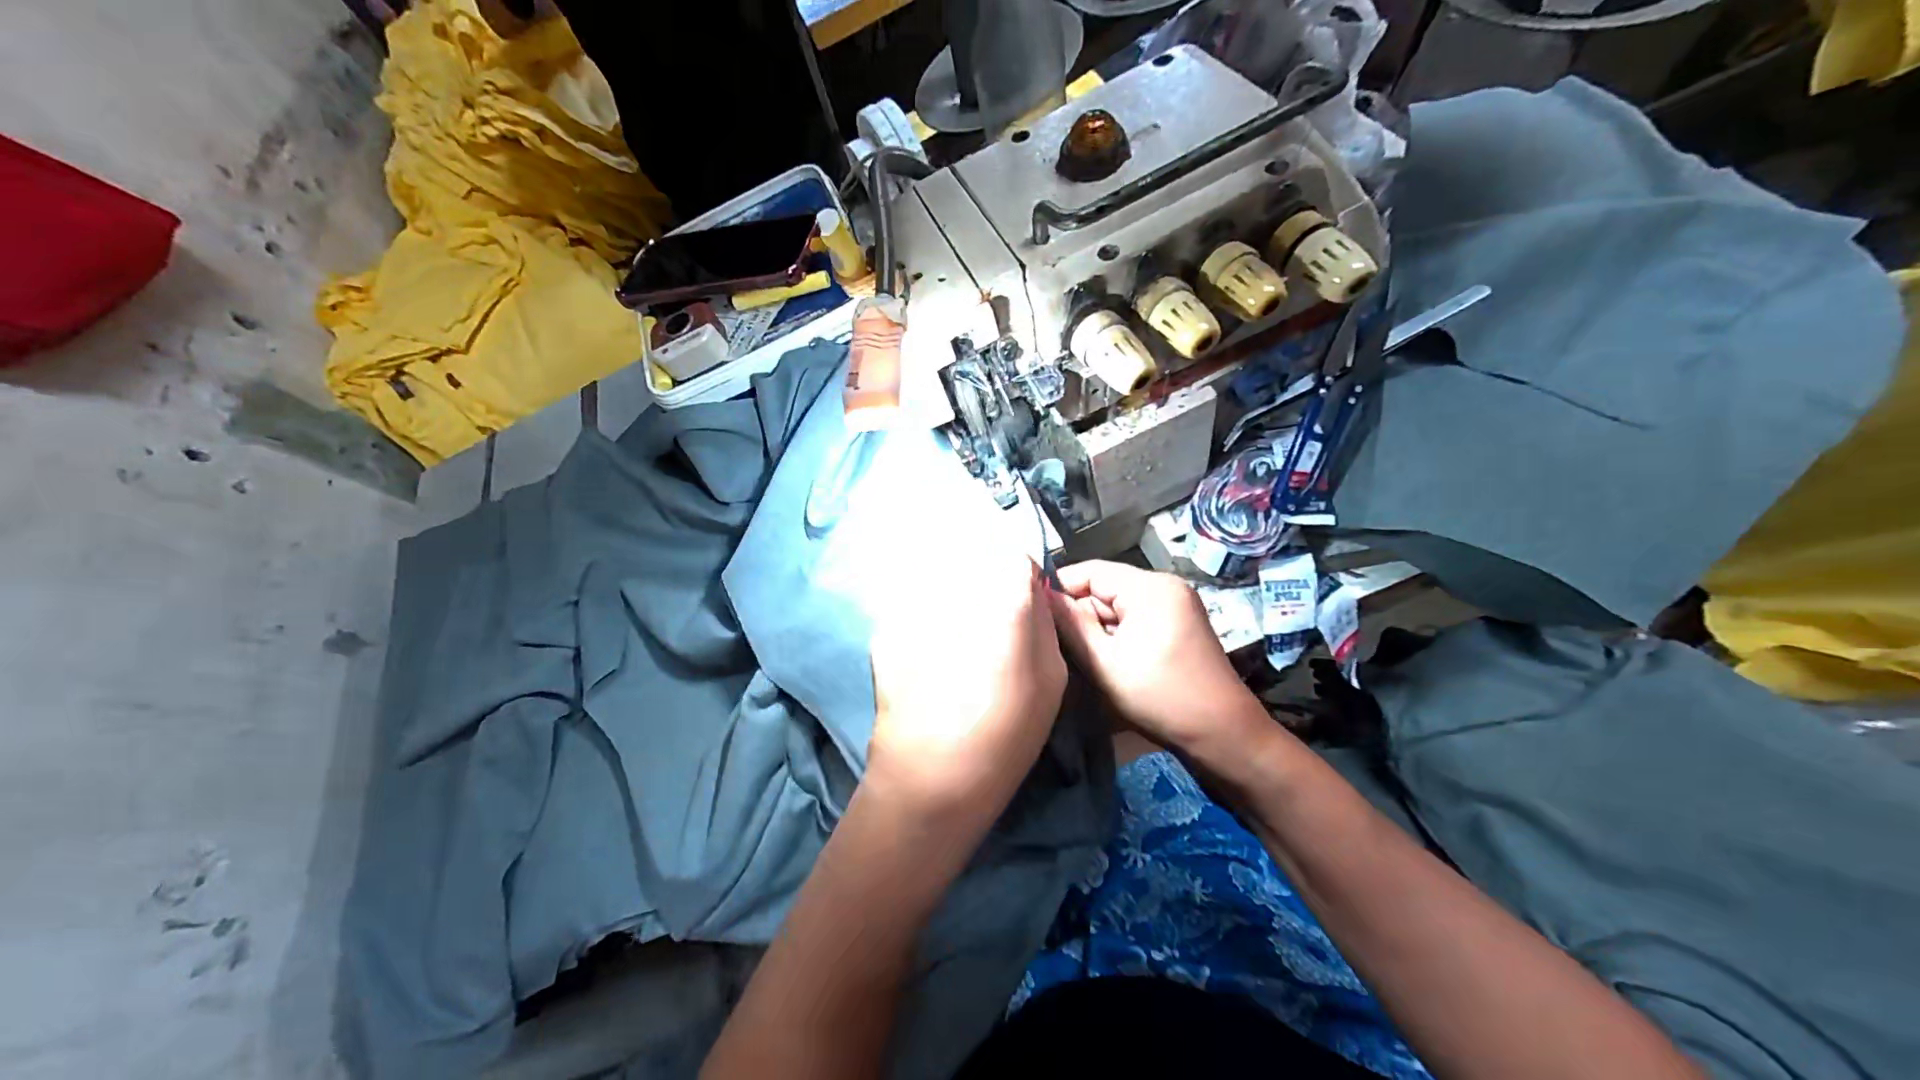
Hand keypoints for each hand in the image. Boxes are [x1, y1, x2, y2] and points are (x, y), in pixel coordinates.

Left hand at [865, 549, 1066, 831]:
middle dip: (984, 589)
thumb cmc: (1005, 736)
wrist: (928, 779)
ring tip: (952, 648)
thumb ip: (1043, 623)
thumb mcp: (1053, 680)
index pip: (1016, 561)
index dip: (1020, 584)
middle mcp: (957, 589)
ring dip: (951, 601)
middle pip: (977, 566)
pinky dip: (922, 624)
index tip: (1018, 612)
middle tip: (986, 633)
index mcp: (1004, 599)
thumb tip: (1030, 595)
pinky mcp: (884, 628)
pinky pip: (913, 609)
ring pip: (942, 584)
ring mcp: (915, 606)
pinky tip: (925, 662)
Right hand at [1047, 560, 1266, 754]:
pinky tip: (1110, 661)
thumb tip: (1040, 596)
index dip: (1059, 591)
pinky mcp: (1180, 623)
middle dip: (1080, 615)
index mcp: (1149, 587)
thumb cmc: (1160, 697)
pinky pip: (1136, 618)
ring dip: (1099, 629)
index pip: (1089, 571)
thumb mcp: (1105, 663)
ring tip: (1084, 658)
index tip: (1036, 618)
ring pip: (1118, 606)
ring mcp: (1176, 604)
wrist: (1223, 734)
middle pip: (1104, 587)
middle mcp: (1165, 586)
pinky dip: (1119, 636)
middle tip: (1060, 647)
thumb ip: (1070, 625)